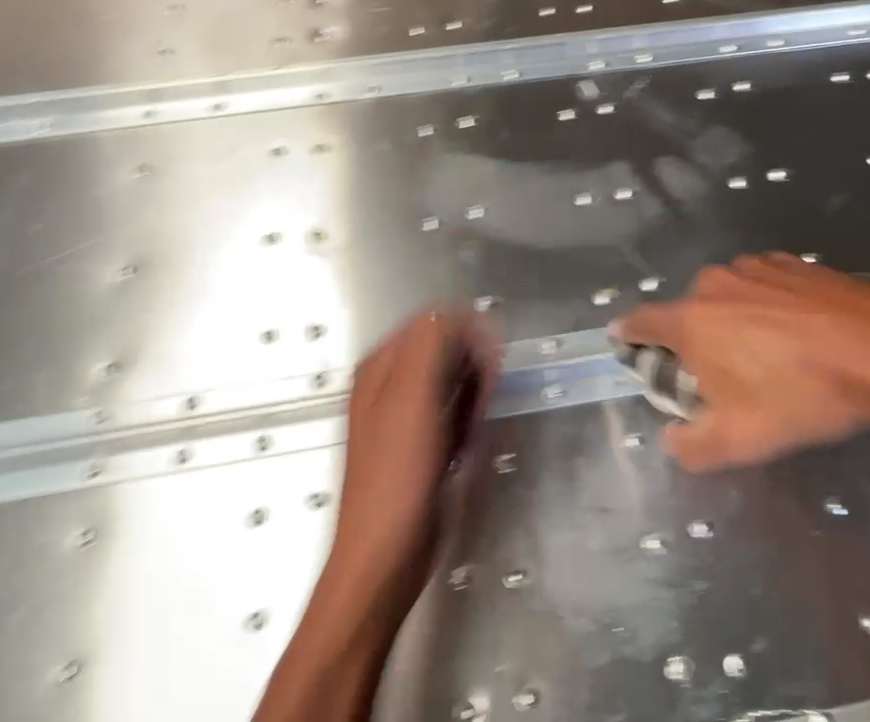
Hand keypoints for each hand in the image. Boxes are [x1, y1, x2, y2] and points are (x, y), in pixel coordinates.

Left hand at [330, 309, 498, 600]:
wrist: (385, 557)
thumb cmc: (397, 477)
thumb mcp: (412, 398)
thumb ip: (430, 345)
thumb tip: (455, 313)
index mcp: (381, 366)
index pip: (434, 321)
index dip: (468, 335)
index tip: (488, 363)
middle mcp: (388, 385)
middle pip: (446, 351)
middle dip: (473, 368)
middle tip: (481, 399)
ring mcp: (404, 418)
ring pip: (454, 384)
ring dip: (472, 399)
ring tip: (472, 427)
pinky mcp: (420, 447)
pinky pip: (454, 417)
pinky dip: (467, 425)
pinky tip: (466, 448)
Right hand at [614, 253, 869, 470]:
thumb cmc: (801, 396)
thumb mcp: (739, 441)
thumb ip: (690, 445)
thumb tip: (672, 437)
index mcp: (691, 320)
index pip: (641, 322)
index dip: (631, 337)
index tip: (628, 346)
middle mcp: (716, 283)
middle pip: (689, 314)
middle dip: (696, 343)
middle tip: (722, 379)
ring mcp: (758, 267)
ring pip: (729, 299)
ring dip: (735, 323)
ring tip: (769, 359)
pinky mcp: (796, 264)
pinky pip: (766, 289)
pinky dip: (770, 309)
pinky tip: (799, 336)